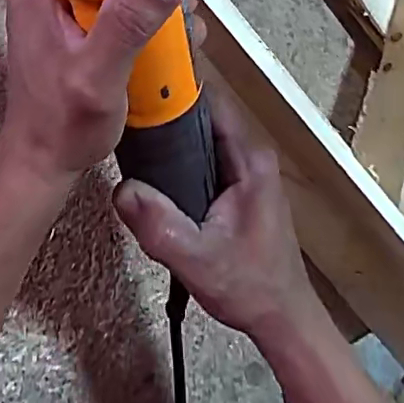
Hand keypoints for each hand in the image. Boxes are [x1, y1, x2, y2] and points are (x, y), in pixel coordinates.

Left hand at [0, 0, 191, 183]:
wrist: (43, 162)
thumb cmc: (61, 124)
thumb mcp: (99, 72)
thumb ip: (129, 21)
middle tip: (178, 6)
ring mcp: (59, 6)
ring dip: (148, 0)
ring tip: (176, 28)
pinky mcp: (74, 25)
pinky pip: (113, 4)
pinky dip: (139, 17)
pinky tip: (162, 42)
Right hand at [112, 89, 319, 343]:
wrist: (282, 320)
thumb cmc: (251, 288)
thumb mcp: (199, 260)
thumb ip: (160, 226)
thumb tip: (121, 189)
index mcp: (248, 158)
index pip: (208, 99)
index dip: (173, 87)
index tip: (138, 82)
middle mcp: (248, 153)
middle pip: (199, 111)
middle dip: (163, 109)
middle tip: (124, 114)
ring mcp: (241, 166)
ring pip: (197, 131)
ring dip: (167, 133)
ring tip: (130, 138)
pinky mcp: (233, 182)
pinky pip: (199, 151)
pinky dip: (174, 153)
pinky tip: (150, 169)